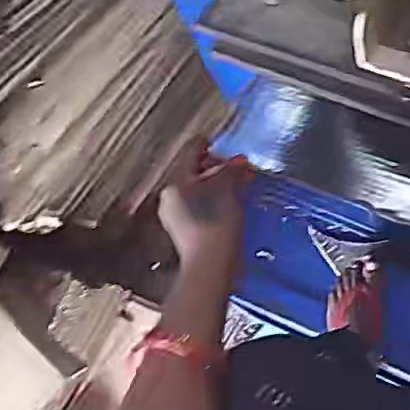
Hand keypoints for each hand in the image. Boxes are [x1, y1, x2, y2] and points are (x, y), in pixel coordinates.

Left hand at [157, 141, 252, 266]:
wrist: (211, 268)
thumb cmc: (217, 226)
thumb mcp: (228, 192)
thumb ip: (232, 171)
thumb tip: (239, 161)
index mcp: (176, 183)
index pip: (191, 153)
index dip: (207, 144)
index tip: (219, 141)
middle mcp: (170, 197)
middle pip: (193, 172)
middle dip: (216, 167)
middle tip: (237, 166)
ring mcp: (175, 216)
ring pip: (196, 189)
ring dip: (216, 184)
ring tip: (238, 183)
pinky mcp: (185, 231)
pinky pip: (199, 205)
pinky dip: (213, 199)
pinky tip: (230, 203)